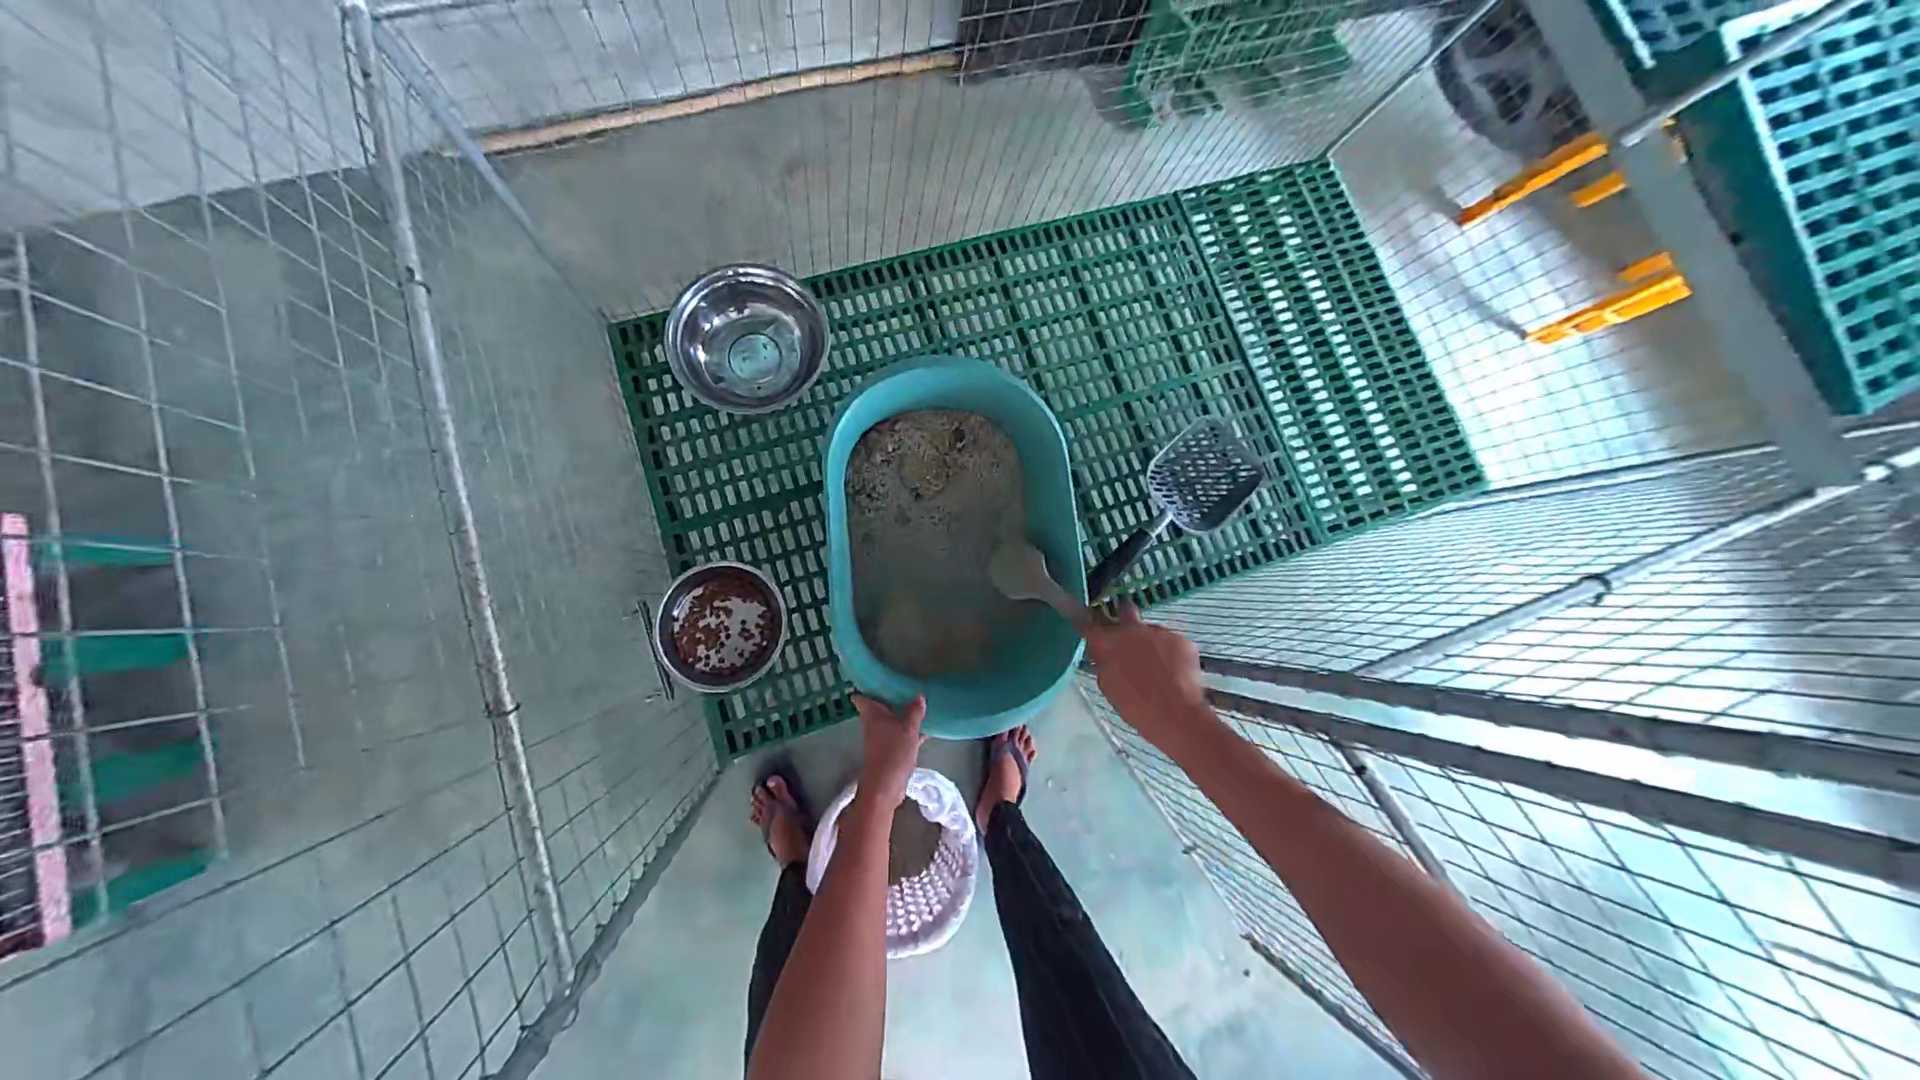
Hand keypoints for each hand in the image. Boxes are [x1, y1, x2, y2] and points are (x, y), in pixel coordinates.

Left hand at [852, 694, 925, 808]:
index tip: (878, 676)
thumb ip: (914, 711)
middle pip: (879, 707)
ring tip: (919, 702)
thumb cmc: (893, 752)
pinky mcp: (891, 751)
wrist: (886, 786)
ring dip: (902, 714)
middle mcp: (874, 724)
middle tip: (905, 684)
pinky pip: (901, 734)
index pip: (862, 697)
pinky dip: (911, 730)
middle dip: (890, 697)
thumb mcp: (908, 728)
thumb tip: (919, 696)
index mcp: (872, 714)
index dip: (867, 686)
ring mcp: (882, 738)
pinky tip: (926, 728)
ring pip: (892, 720)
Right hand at [1083, 603, 1212, 752]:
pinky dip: (1171, 653)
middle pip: (1126, 611)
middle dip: (1124, 616)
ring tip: (1158, 667)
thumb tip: (1104, 654)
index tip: (1080, 615)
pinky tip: (1174, 672)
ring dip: (1150, 642)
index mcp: (1109, 643)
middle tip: (1128, 633)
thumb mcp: (1109, 687)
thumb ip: (1104, 663)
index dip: (1084, 620)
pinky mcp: (1182, 639)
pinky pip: (1172, 642)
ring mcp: (1160, 632)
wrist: (1176, 715)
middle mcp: (1133, 630)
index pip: (1089, 625)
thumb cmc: (1136, 707)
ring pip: (1152, 631)